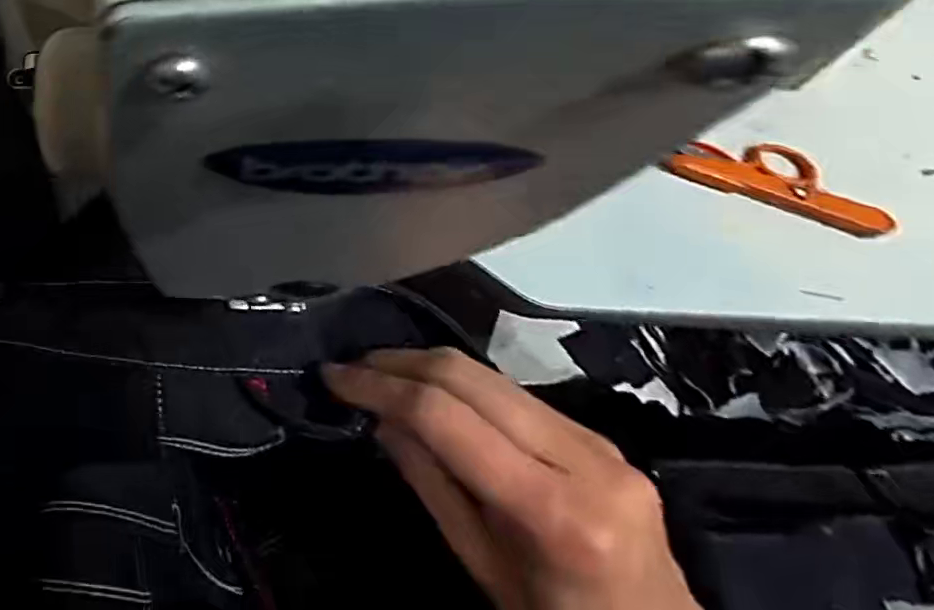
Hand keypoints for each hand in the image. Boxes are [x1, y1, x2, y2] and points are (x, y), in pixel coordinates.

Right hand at [324, 348, 700, 609]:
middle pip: (468, 377)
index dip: (381, 387)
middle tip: (351, 367)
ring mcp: (599, 440)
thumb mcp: (485, 571)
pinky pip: (512, 391)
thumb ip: (431, 486)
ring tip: (379, 371)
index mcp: (554, 512)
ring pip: (489, 374)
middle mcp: (584, 459)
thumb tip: (381, 418)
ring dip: (425, 364)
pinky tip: (430, 389)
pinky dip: (460, 383)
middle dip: (399, 362)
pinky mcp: (598, 433)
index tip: (335, 376)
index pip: (446, 417)